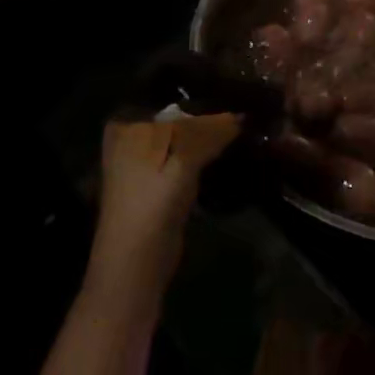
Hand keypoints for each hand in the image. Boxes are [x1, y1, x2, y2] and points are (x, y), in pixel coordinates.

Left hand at [88, 113, 240, 288]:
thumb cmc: (152, 207)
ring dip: (208, 140)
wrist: (133, 268)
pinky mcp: (155, 187)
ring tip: (242, 133)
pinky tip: (226, 155)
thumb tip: (239, 116)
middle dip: (208, 122)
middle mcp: (131, 139)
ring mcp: (142, 164)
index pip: (176, 107)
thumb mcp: (183, 163)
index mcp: (128, 126)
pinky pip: (183, 161)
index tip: (241, 106)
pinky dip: (202, 158)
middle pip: (179, 122)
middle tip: (246, 118)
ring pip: (182, 142)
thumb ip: (209, 135)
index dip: (208, 108)